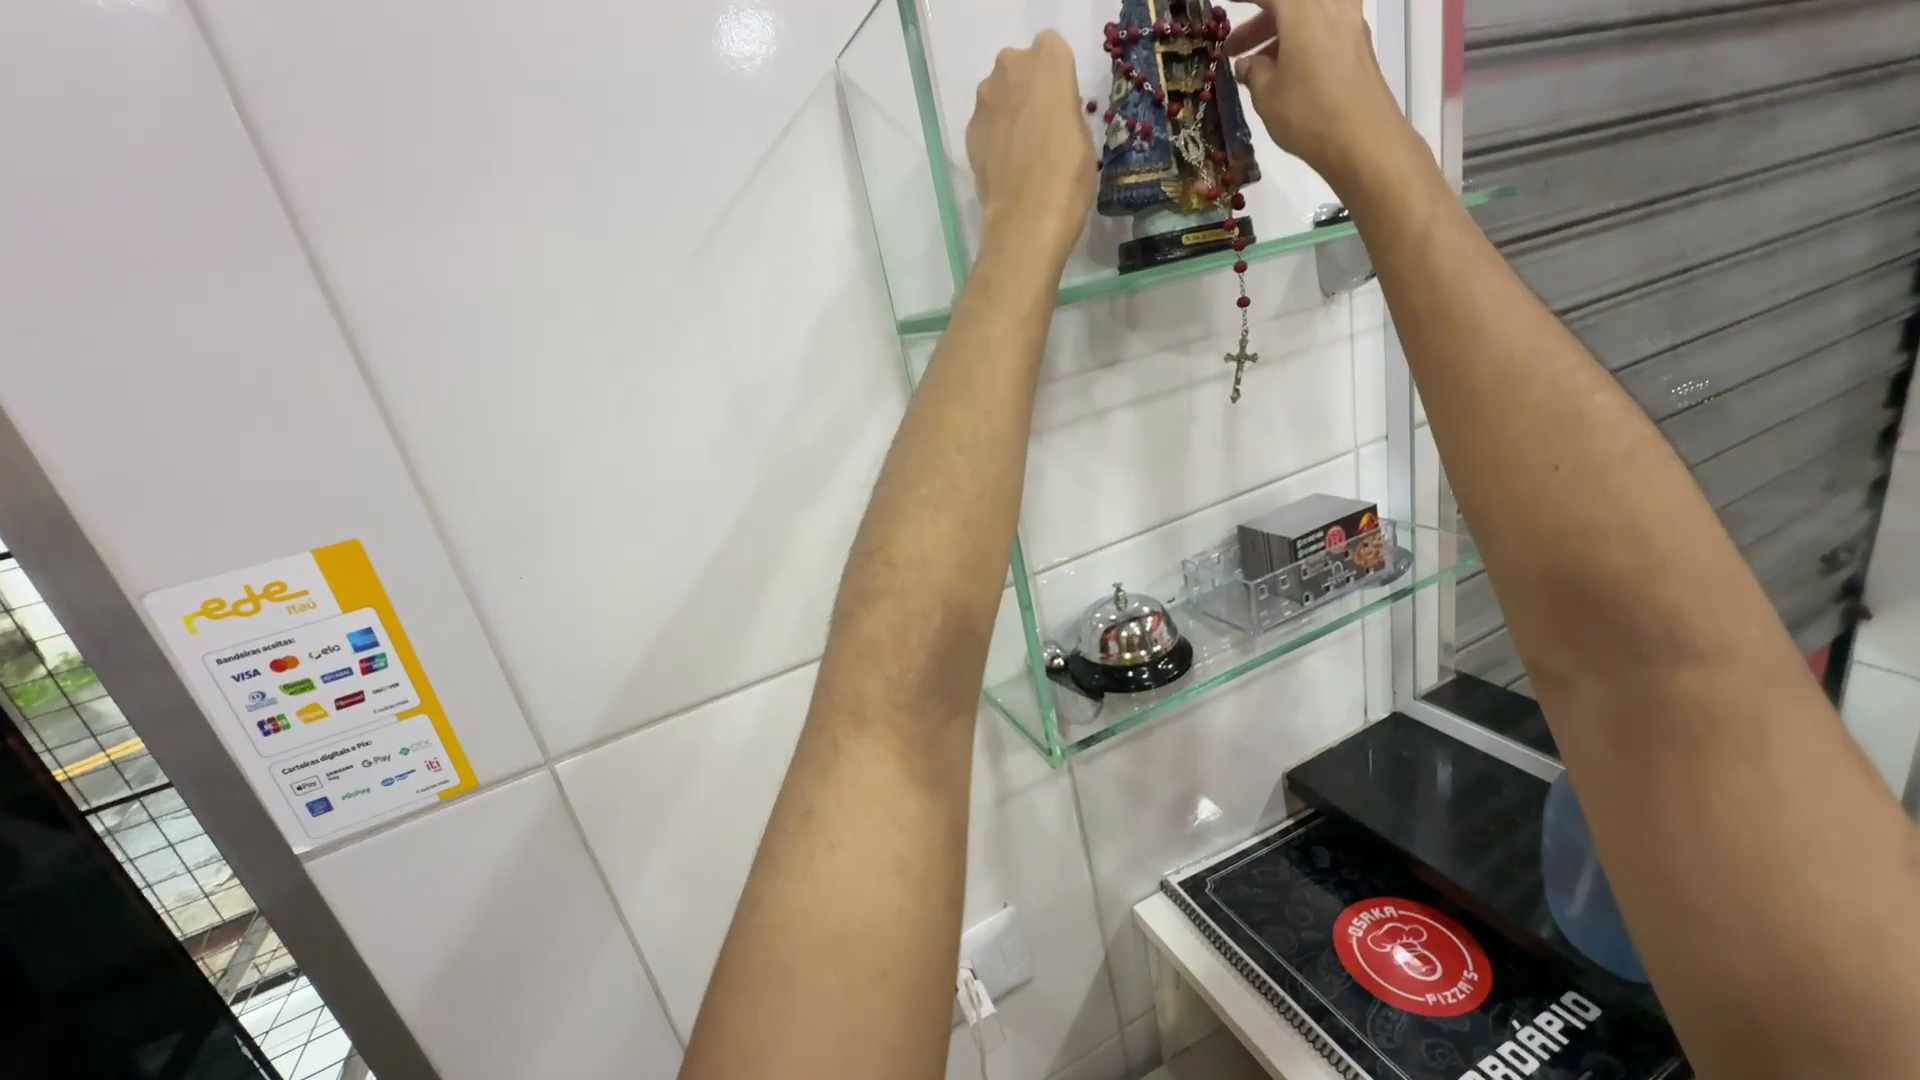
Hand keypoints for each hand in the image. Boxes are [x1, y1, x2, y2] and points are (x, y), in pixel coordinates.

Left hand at [966, 31, 1096, 265]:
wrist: (1026, 216)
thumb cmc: (1069, 173)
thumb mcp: (1083, 134)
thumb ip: (1064, 110)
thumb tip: (1050, 116)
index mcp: (1048, 60)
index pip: (1051, 49)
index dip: (1056, 78)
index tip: (1062, 105)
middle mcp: (1010, 67)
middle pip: (1019, 68)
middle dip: (1028, 90)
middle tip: (1042, 128)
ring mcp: (984, 99)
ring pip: (998, 95)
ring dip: (1008, 113)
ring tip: (1023, 152)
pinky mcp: (969, 130)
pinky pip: (985, 124)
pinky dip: (994, 138)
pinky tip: (1007, 167)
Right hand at [1226, 0, 1412, 186]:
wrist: (1362, 138)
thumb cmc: (1307, 112)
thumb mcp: (1267, 94)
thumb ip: (1253, 72)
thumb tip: (1246, 64)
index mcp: (1302, 9)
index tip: (1227, 4)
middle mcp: (1330, 5)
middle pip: (1291, 2)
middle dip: (1261, 19)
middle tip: (1234, 49)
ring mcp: (1349, 22)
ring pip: (1309, 14)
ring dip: (1281, 31)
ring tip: (1256, 65)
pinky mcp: (1358, 44)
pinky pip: (1324, 28)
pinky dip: (1301, 40)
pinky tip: (1284, 70)